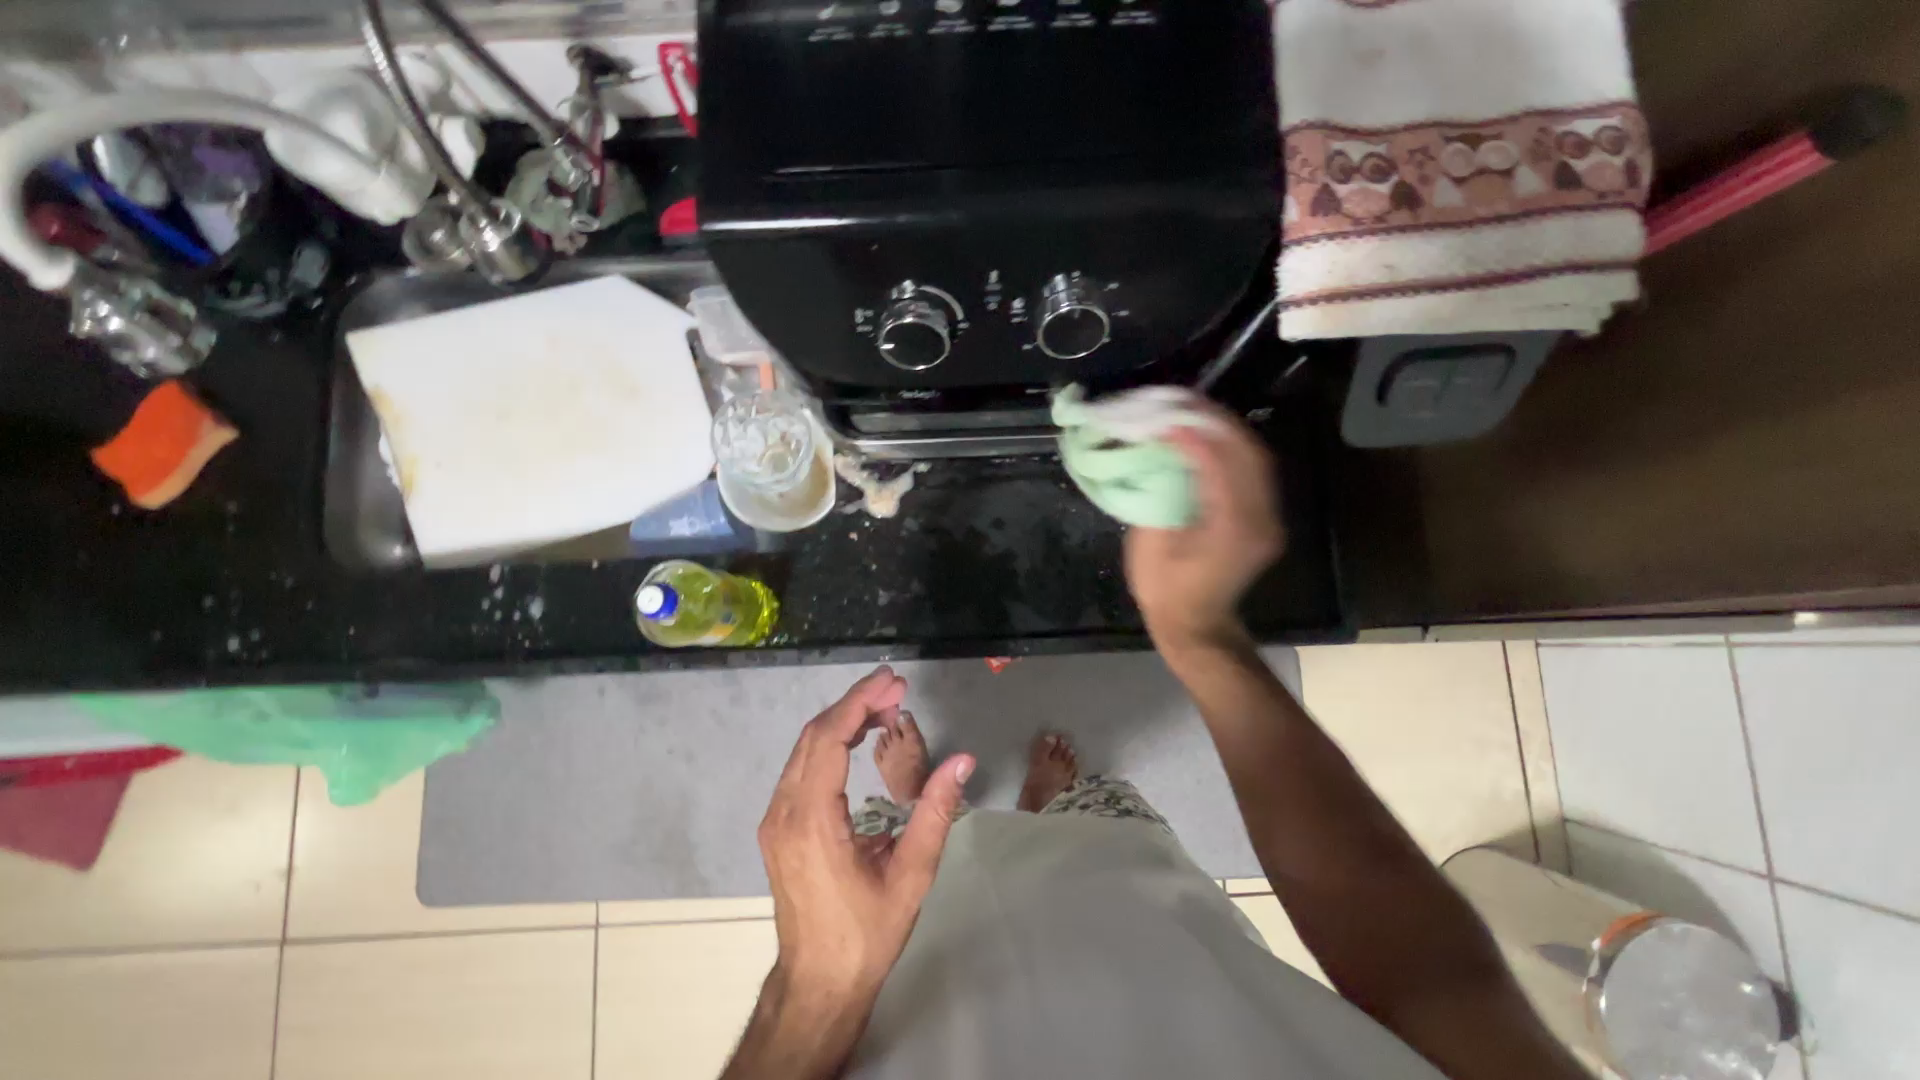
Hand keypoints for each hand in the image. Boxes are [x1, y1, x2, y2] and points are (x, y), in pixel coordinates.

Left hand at [758, 666, 973, 1000]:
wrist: (818, 983)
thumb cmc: (866, 934)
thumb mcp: (910, 877)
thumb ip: (935, 814)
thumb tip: (962, 762)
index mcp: (812, 821)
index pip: (829, 739)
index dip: (860, 702)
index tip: (892, 681)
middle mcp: (783, 813)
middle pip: (813, 736)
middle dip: (854, 705)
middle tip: (896, 689)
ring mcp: (774, 821)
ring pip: (803, 751)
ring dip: (841, 722)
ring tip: (884, 709)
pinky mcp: (777, 829)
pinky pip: (799, 770)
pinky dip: (829, 745)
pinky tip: (857, 742)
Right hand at [1124, 406, 1284, 650]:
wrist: (1197, 626)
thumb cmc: (1166, 591)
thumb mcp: (1152, 543)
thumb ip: (1161, 493)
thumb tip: (1161, 453)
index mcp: (1231, 526)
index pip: (1219, 463)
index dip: (1193, 435)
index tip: (1164, 419)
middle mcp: (1260, 518)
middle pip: (1248, 453)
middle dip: (1215, 421)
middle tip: (1181, 402)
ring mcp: (1268, 519)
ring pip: (1256, 458)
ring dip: (1226, 431)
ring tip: (1193, 413)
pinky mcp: (1264, 519)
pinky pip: (1254, 473)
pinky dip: (1232, 450)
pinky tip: (1207, 439)